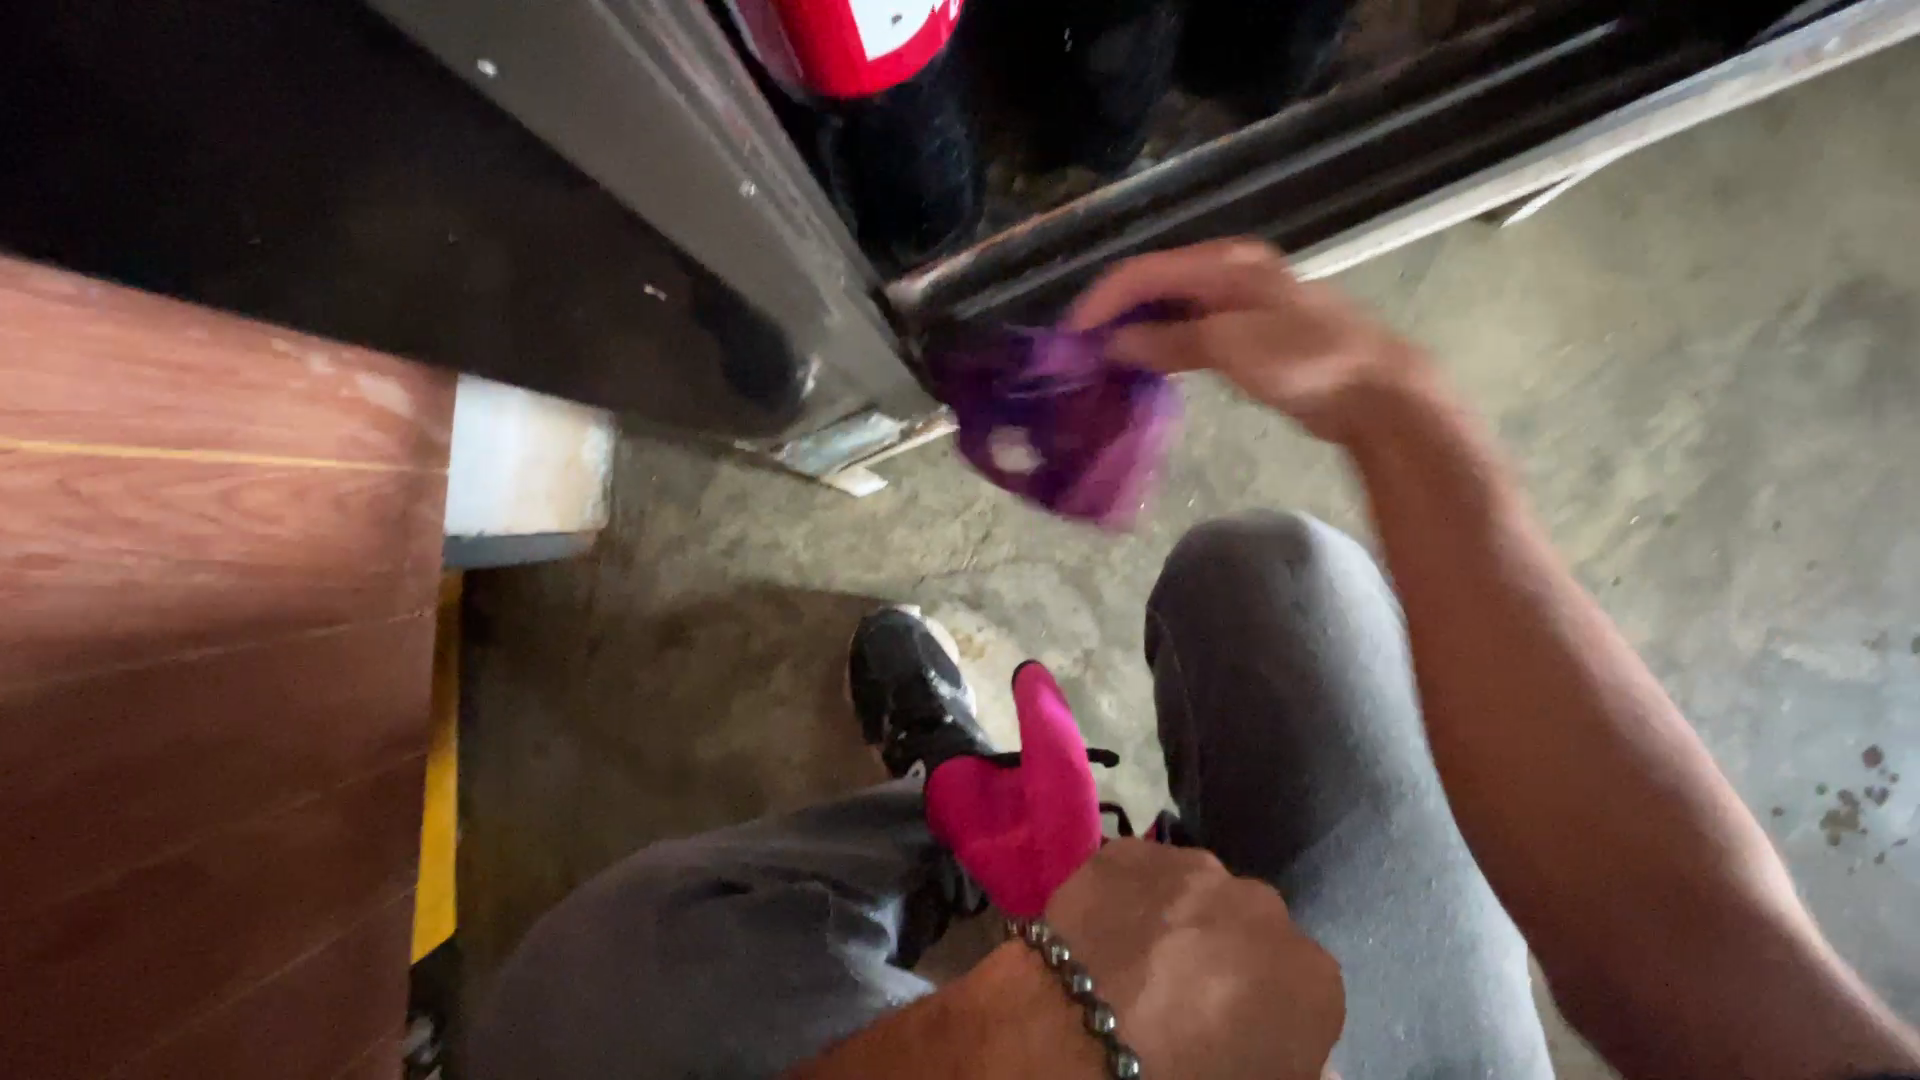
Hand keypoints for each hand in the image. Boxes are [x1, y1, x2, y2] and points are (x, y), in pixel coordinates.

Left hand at [1046, 839, 1344, 1079]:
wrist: (1083, 1032)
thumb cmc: (1186, 1074)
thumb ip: (1295, 1060)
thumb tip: (1306, 1058)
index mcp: (1311, 973)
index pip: (1302, 989)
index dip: (1267, 1011)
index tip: (1237, 1031)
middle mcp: (1259, 903)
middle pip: (1247, 927)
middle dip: (1225, 951)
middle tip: (1185, 993)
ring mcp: (1189, 865)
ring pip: (1194, 890)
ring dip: (1178, 915)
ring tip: (1139, 959)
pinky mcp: (1128, 849)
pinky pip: (1138, 873)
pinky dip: (1128, 895)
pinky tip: (1104, 930)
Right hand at [1065, 239, 1431, 443]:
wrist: (1373, 390)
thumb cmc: (1306, 360)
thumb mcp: (1230, 346)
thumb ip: (1168, 341)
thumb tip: (1114, 346)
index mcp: (1223, 263)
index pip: (1142, 272)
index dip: (1101, 303)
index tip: (1070, 340)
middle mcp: (1225, 273)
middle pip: (1150, 286)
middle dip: (1111, 317)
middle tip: (1078, 356)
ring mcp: (1234, 303)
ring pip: (1165, 310)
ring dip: (1132, 335)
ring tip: (1100, 367)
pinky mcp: (1241, 333)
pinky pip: (1185, 332)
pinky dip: (1158, 349)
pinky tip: (1140, 372)